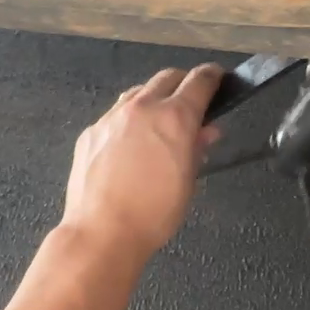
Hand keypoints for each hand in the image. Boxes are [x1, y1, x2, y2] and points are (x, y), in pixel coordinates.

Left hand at [62, 63, 222, 259]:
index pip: (200, 81)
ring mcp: (111, 117)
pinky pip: (115, 115)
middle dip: (184, 83)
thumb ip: (197, 149)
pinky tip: (131, 145)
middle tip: (192, 100)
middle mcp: (142, 108)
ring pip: (138, 93)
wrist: (103, 232)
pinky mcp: (91, 132)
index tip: (218, 78)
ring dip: (154, 99)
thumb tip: (205, 131)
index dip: (213, 77)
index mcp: (175, 118)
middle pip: (168, 77)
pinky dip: (130, 121)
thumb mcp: (188, 182)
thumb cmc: (154, 213)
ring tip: (161, 122)